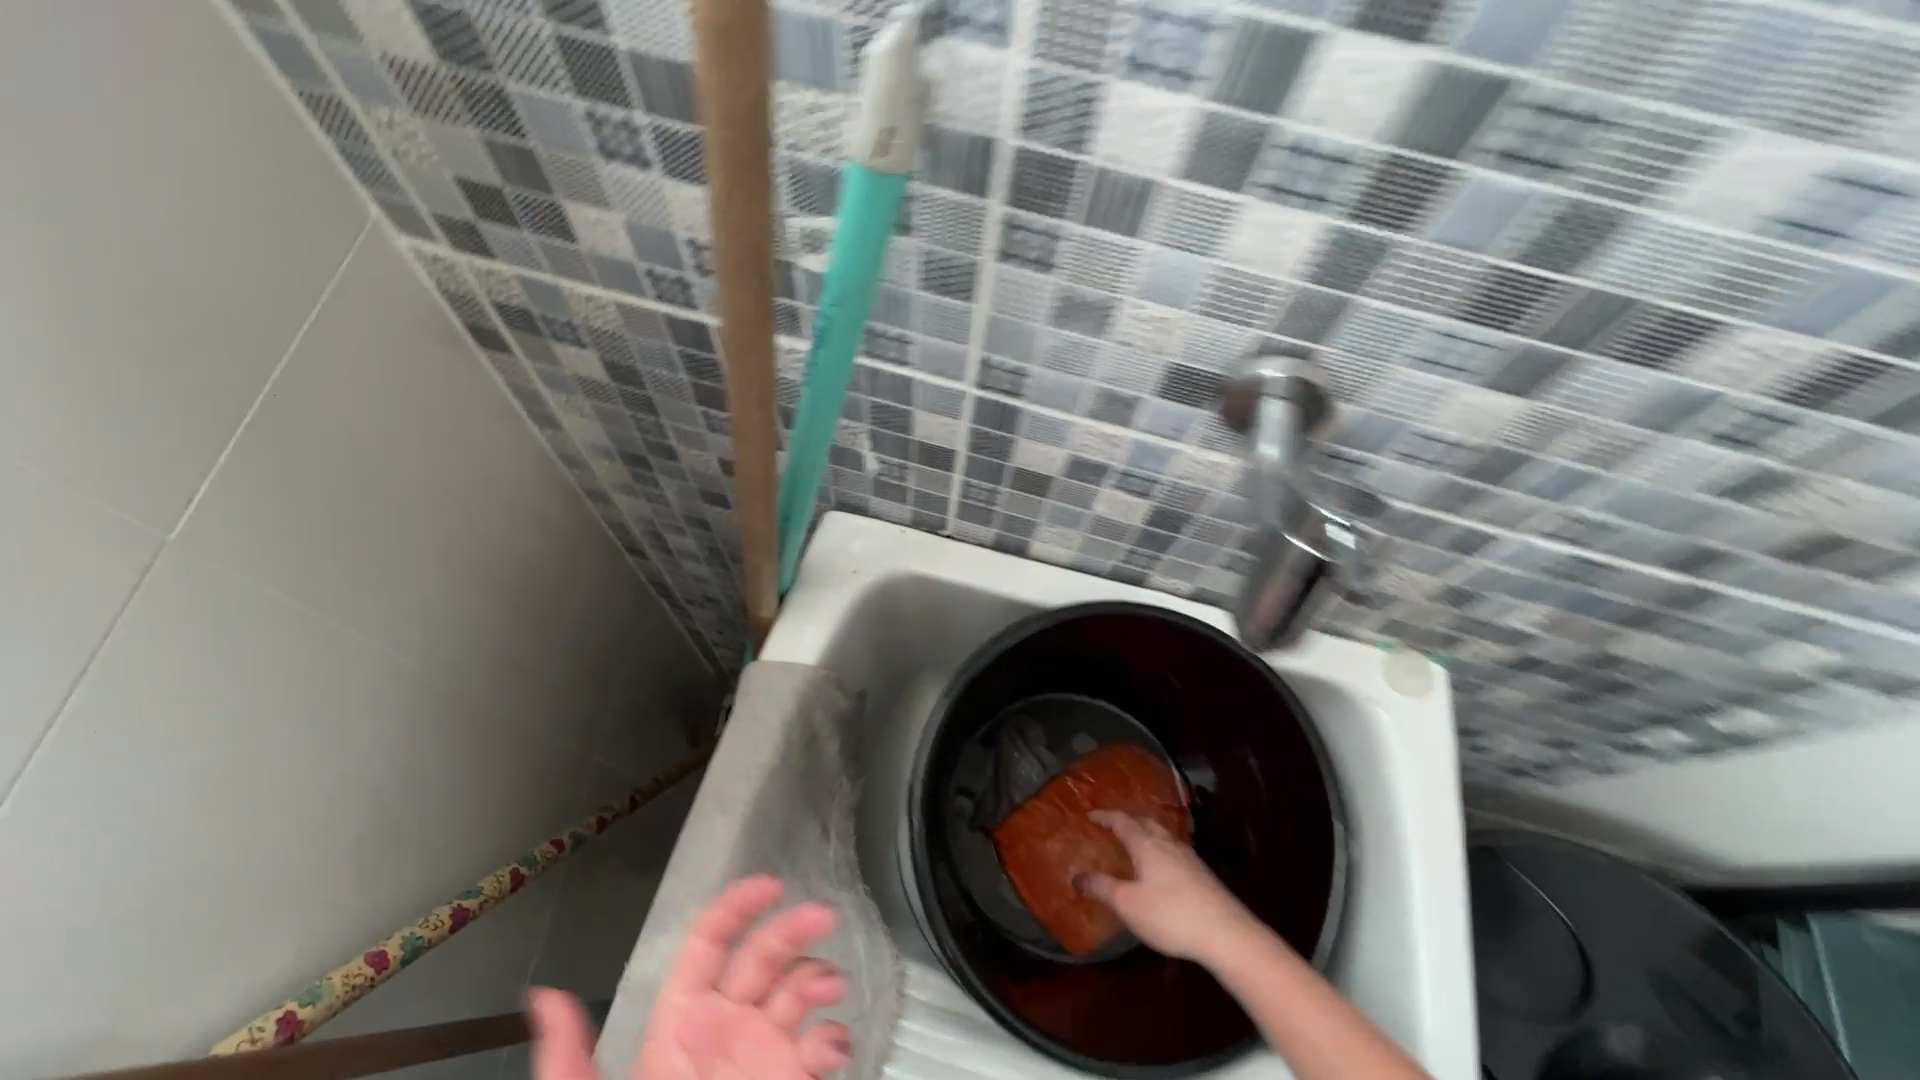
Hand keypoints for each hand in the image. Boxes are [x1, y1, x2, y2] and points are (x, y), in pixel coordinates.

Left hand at [528, 875, 852, 1079]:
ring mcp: (764, 1056)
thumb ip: (567, 1058)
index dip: (738, 910)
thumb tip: (543, 996)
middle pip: (764, 958)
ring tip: (828, 987)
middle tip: (821, 916)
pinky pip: (821, 1050)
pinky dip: (834, 1040)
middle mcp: (727, 1029)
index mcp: (681, 1022)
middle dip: (793, 929)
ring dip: (818, 978)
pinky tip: (827, 1049)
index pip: (710, 948)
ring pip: (800, 994)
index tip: (771, 887)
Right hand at [1077, 810, 1260, 962]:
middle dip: (1127, 820)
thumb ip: (1101, 888)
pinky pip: (1173, 850)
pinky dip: (1159, 849)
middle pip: (1145, 822)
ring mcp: (1189, 858)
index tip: (1090, 814)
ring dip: (1145, 833)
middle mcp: (1168, 844)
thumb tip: (1076, 877)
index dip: (1105, 816)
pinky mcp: (1201, 874)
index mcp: (1147, 845)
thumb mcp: (1128, 904)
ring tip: (1134, 842)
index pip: (1122, 821)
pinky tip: (1160, 867)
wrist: (1226, 933)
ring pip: (1162, 835)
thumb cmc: (1170, 915)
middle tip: (1111, 825)